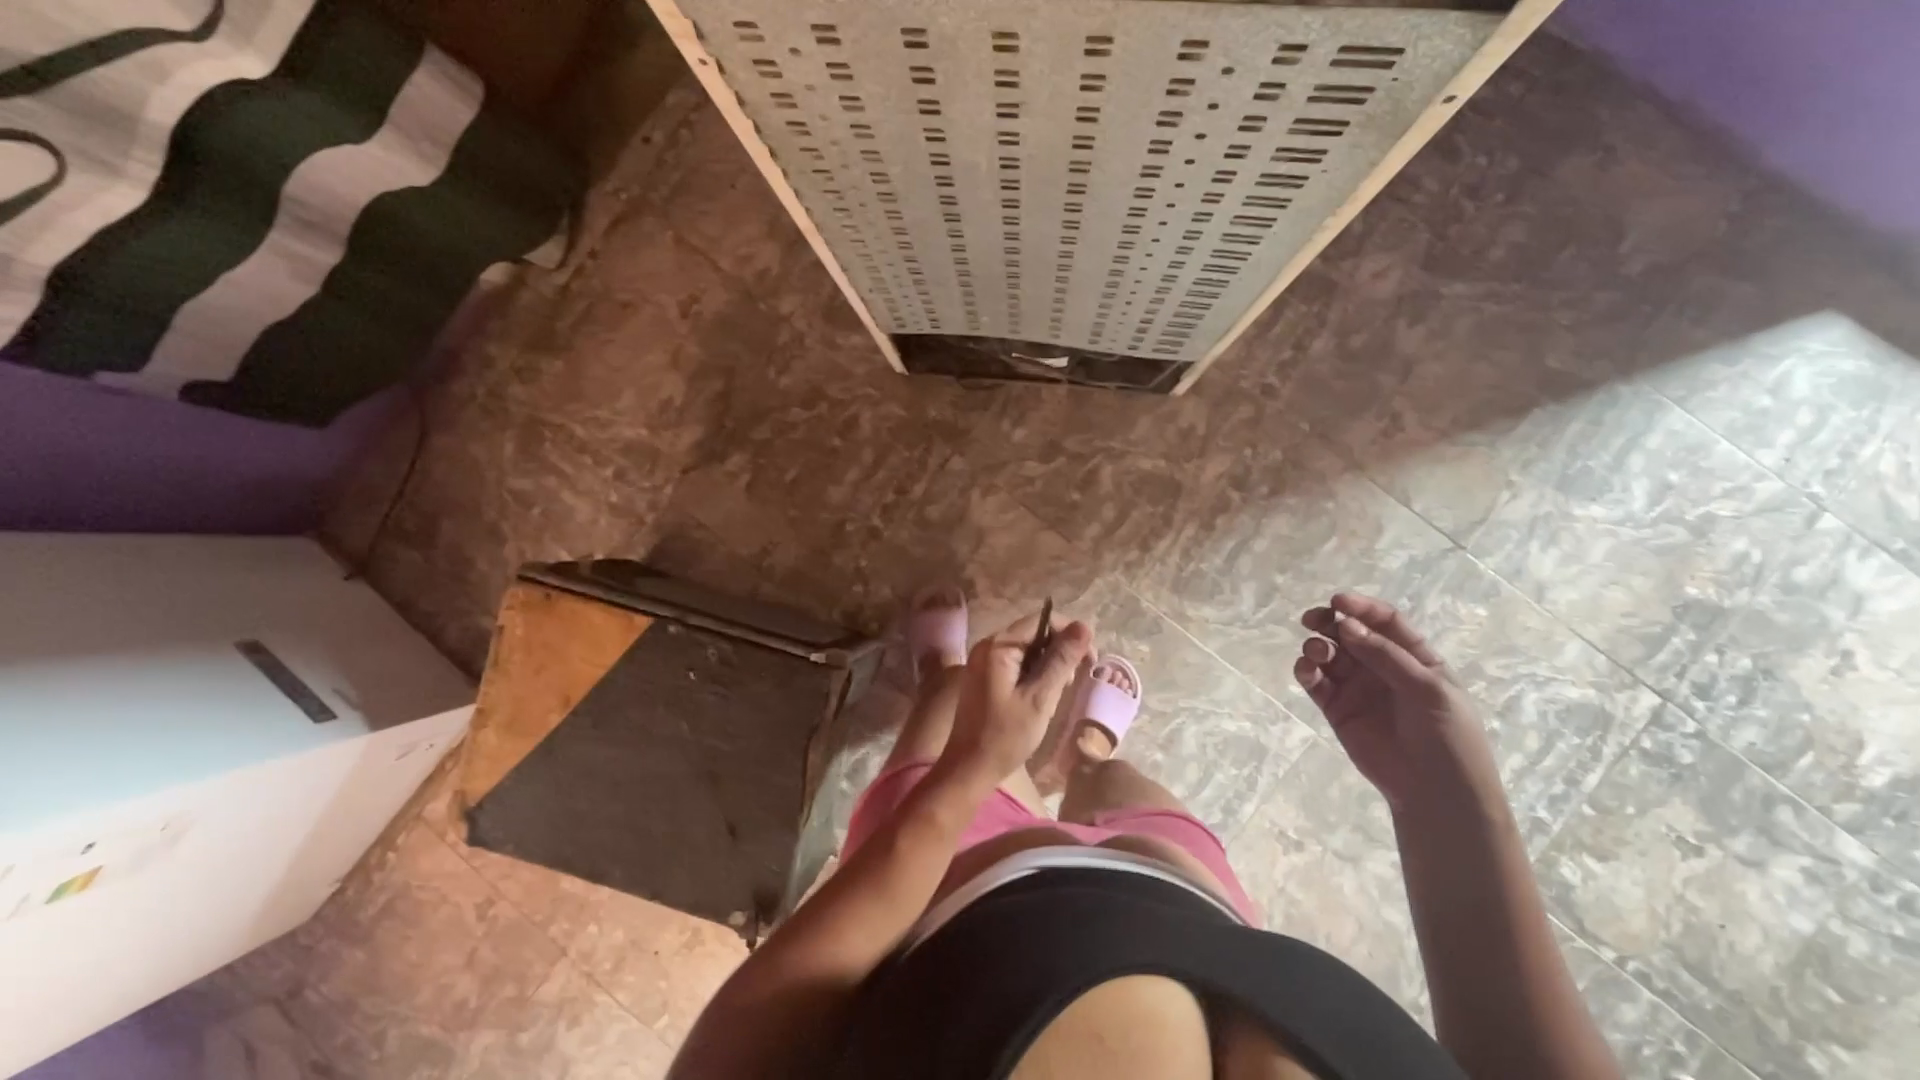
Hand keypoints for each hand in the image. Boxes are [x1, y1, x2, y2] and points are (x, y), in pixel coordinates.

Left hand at [943, 610, 1093, 786]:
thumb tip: (1083, 626)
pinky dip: (1033, 674)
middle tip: (1076, 680)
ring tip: (1059, 692)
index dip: (1069, 635)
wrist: (969, 769)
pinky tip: (1042, 697)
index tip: (1089, 660)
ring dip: (1048, 665)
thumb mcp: (1040, 698)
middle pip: (1033, 633)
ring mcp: (982, 662)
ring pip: (1026, 650)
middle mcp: (986, 646)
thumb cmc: (1005, 737)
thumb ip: (1061, 660)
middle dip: (1059, 651)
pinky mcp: (984, 678)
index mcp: (997, 647)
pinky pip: (1016, 664)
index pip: (1041, 621)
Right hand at [1293, 593, 1504, 815]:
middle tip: (1312, 619)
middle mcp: (1382, 667)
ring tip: (1316, 654)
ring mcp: (1358, 688)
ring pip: (1330, 656)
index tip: (1337, 602)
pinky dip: (1307, 672)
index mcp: (1413, 657)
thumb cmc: (1446, 735)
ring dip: (1318, 646)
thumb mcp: (1427, 689)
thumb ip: (1385, 656)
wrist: (1435, 790)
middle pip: (1351, 633)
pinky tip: (1306, 671)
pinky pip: (1317, 683)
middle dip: (1330, 622)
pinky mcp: (1337, 710)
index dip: (1362, 608)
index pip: (1385, 622)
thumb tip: (1345, 625)